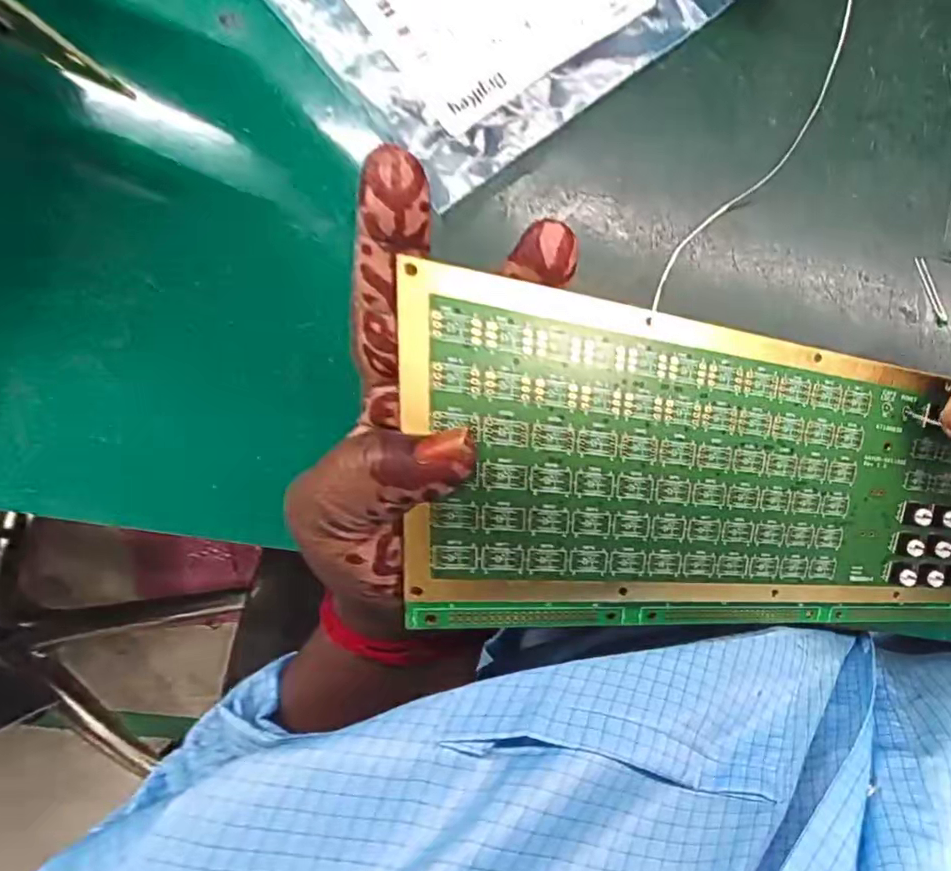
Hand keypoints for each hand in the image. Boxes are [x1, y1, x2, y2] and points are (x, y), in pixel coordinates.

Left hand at [284, 145, 578, 640]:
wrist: (412, 616)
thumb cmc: (360, 556)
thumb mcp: (330, 513)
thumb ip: (366, 475)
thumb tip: (457, 443)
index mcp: (388, 401)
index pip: (385, 313)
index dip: (389, 244)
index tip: (398, 173)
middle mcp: (449, 404)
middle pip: (477, 328)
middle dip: (506, 277)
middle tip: (551, 241)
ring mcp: (500, 441)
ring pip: (531, 374)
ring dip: (558, 333)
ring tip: (588, 297)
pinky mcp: (535, 477)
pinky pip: (564, 440)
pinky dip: (593, 413)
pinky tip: (621, 389)